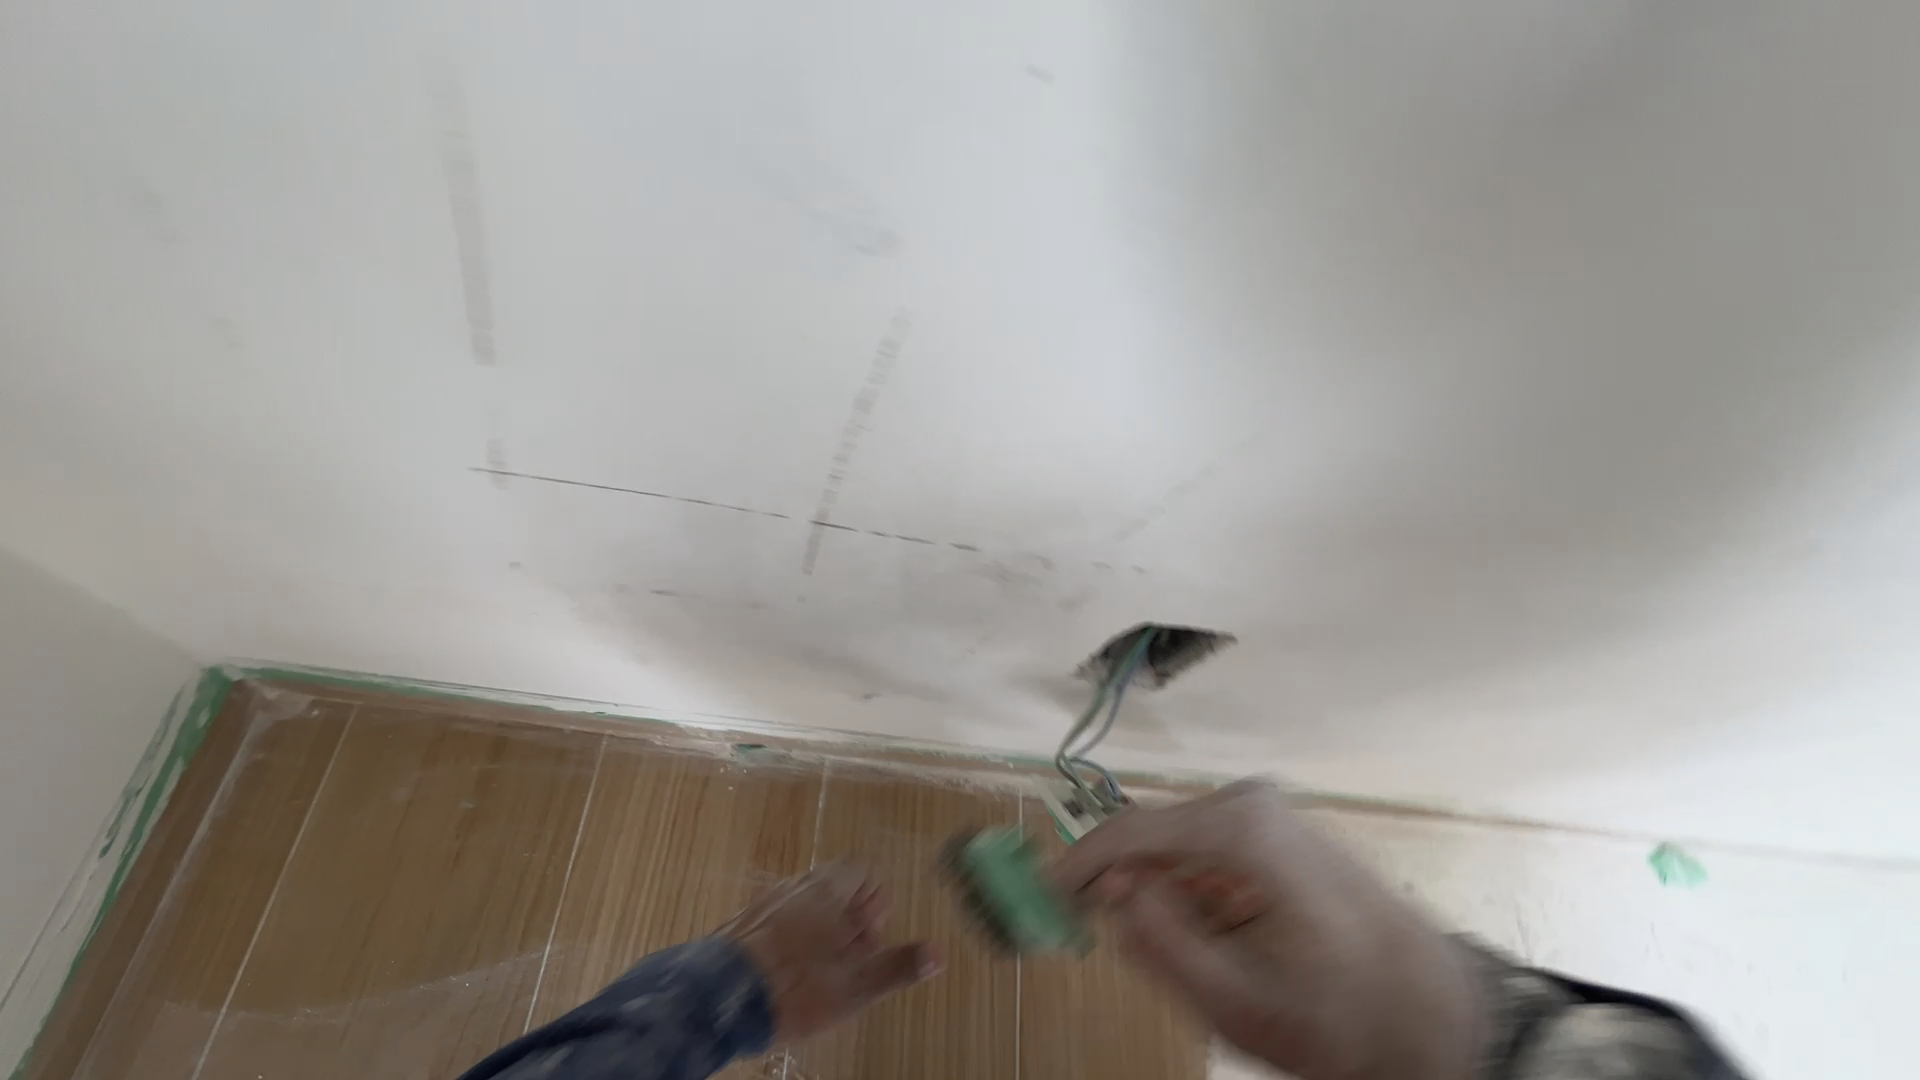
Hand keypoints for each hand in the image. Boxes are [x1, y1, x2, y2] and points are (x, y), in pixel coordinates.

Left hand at [717, 861, 942, 1042]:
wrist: (720, 999)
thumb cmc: (796, 986)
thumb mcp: (855, 986)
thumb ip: (898, 966)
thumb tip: (940, 953)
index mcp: (829, 889)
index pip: (864, 869)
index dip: (877, 901)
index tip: (872, 939)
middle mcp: (799, 885)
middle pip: (837, 888)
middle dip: (851, 922)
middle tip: (851, 963)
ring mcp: (768, 901)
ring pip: (809, 905)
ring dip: (823, 932)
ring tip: (821, 973)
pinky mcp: (744, 923)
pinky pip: (781, 919)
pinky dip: (793, 939)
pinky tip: (788, 975)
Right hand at [1049, 780, 1484, 1079]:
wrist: (1443, 1013)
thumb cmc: (1341, 1017)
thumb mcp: (1236, 1000)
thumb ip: (1159, 941)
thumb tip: (1110, 890)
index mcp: (1238, 830)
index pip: (1129, 832)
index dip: (1077, 862)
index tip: (1041, 893)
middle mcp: (1246, 801)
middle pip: (1152, 835)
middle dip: (1122, 885)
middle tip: (1106, 938)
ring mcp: (1265, 810)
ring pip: (1176, 844)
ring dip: (1160, 893)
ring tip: (1184, 954)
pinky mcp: (1275, 827)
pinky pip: (1205, 849)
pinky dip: (1189, 889)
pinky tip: (1213, 935)